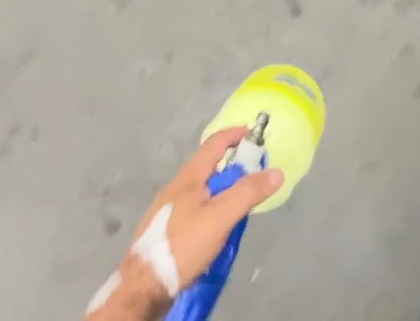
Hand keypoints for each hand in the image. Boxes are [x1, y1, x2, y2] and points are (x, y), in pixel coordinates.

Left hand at [85, 127, 284, 320]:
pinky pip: (192, 208)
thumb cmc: (182, 245)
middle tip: (252, 177)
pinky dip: (209, 207)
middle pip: (207, 166)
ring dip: (220, 189)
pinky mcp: (164, 229)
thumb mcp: (220, 218)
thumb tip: (276, 172)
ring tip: (236, 206)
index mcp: (188, 178)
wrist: (142, 286)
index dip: (234, 135)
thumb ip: (248, 193)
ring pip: (200, 189)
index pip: (214, 144)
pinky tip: (213, 228)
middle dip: (231, 167)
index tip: (253, 133)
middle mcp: (175, 187)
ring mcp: (166, 209)